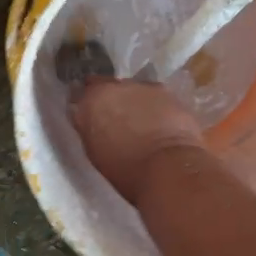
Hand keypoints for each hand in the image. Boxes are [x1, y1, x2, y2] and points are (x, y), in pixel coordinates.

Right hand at [71, 78, 205, 206]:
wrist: (169, 169)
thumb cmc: (125, 169)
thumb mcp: (94, 149)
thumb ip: (89, 126)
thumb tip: (90, 120)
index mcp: (91, 99)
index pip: (82, 92)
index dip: (88, 103)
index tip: (92, 115)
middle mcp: (116, 86)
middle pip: (111, 87)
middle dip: (113, 101)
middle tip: (118, 121)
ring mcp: (146, 88)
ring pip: (137, 92)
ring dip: (137, 104)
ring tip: (145, 125)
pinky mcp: (173, 95)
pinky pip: (160, 100)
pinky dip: (160, 110)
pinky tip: (165, 128)